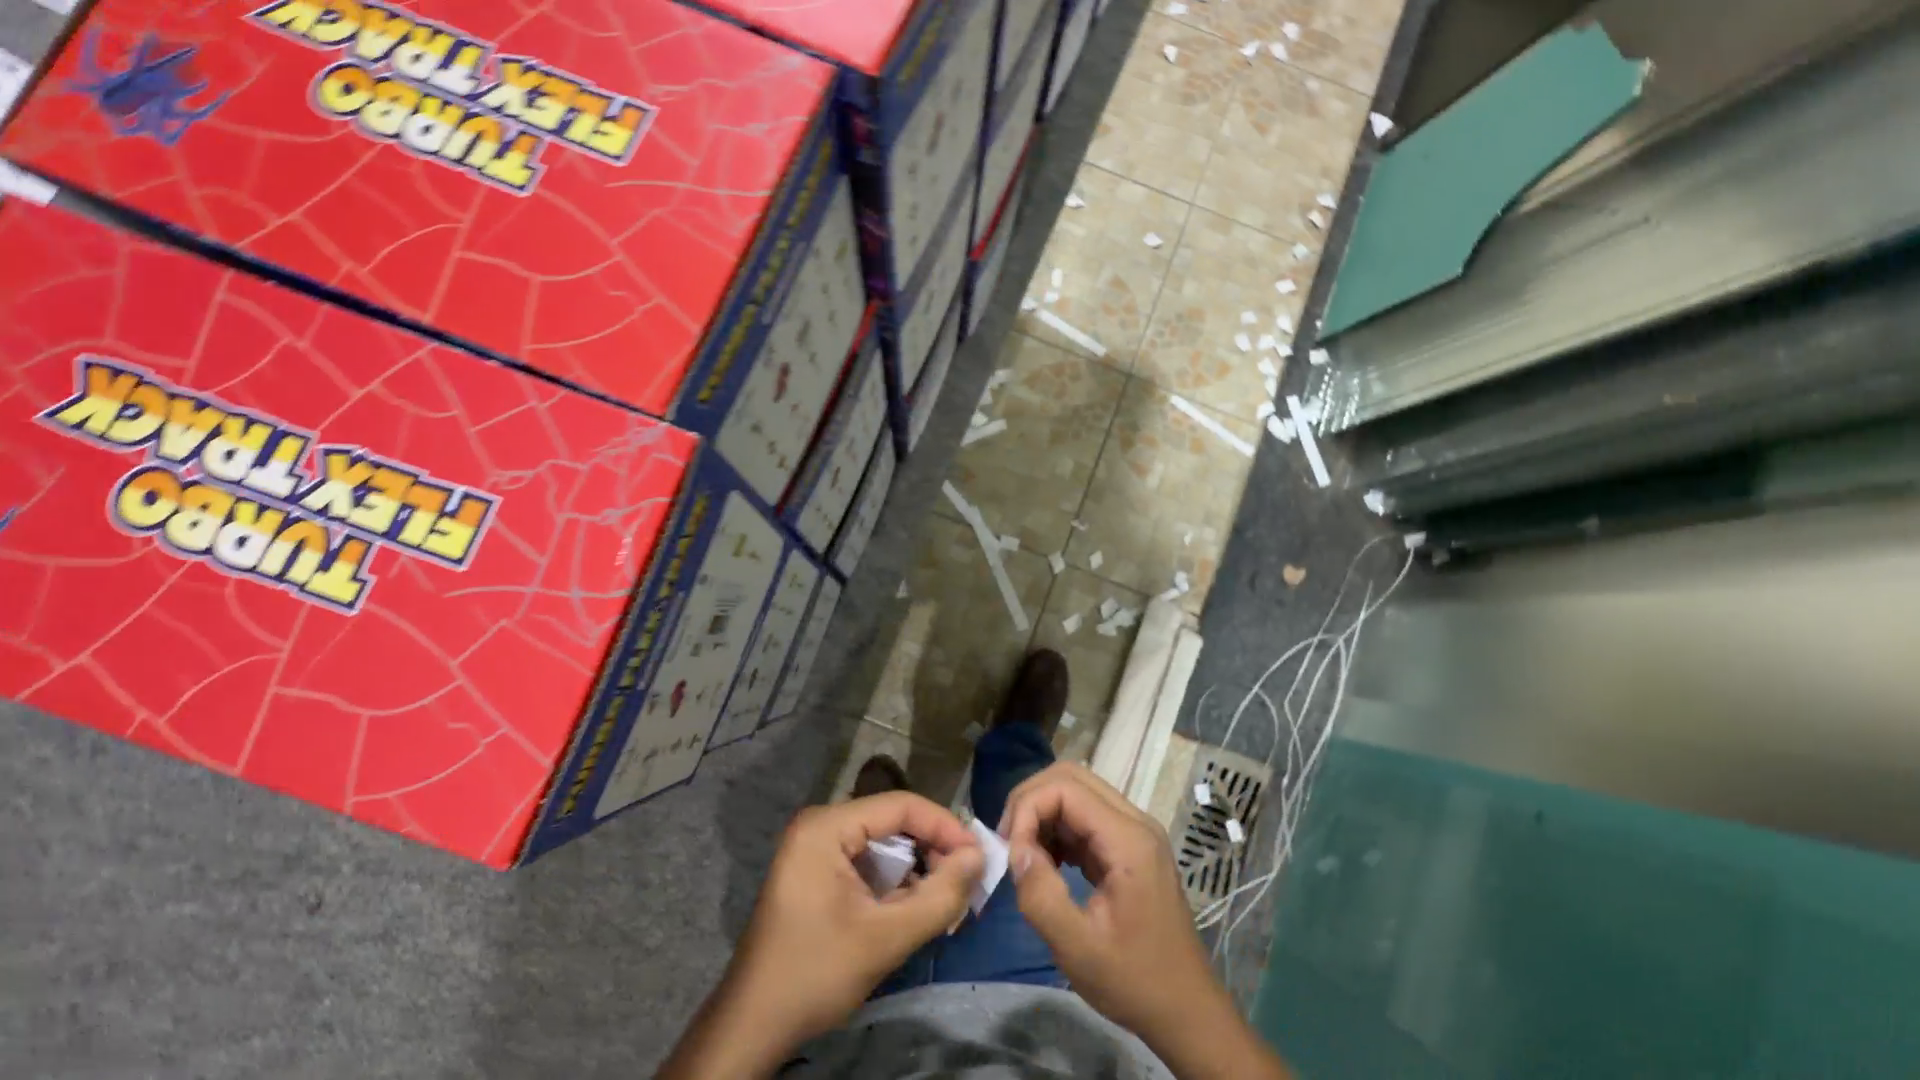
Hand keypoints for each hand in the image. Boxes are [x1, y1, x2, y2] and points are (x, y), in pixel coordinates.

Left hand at [659, 792, 984, 1077]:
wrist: (755, 1022)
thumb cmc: (817, 972)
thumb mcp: (886, 937)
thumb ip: (939, 895)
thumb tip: (979, 858)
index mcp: (826, 828)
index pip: (901, 806)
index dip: (946, 827)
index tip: (980, 859)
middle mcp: (820, 828)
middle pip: (893, 824)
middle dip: (934, 852)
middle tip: (967, 886)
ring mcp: (815, 852)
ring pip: (884, 847)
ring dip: (918, 872)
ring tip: (948, 903)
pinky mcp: (818, 876)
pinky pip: (868, 866)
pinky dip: (896, 885)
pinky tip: (918, 911)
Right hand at [1000, 763, 1293, 1078]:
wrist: (1185, 1010)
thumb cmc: (1133, 981)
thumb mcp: (1077, 948)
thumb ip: (1040, 895)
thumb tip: (1015, 852)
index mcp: (1128, 840)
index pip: (1065, 787)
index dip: (1027, 810)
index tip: (1011, 855)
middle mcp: (1135, 824)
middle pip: (1071, 777)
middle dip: (1030, 802)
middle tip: (1009, 846)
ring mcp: (1135, 834)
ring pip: (1077, 793)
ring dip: (1042, 815)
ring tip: (1023, 858)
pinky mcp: (1129, 849)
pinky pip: (1085, 818)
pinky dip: (1057, 830)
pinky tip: (1045, 865)